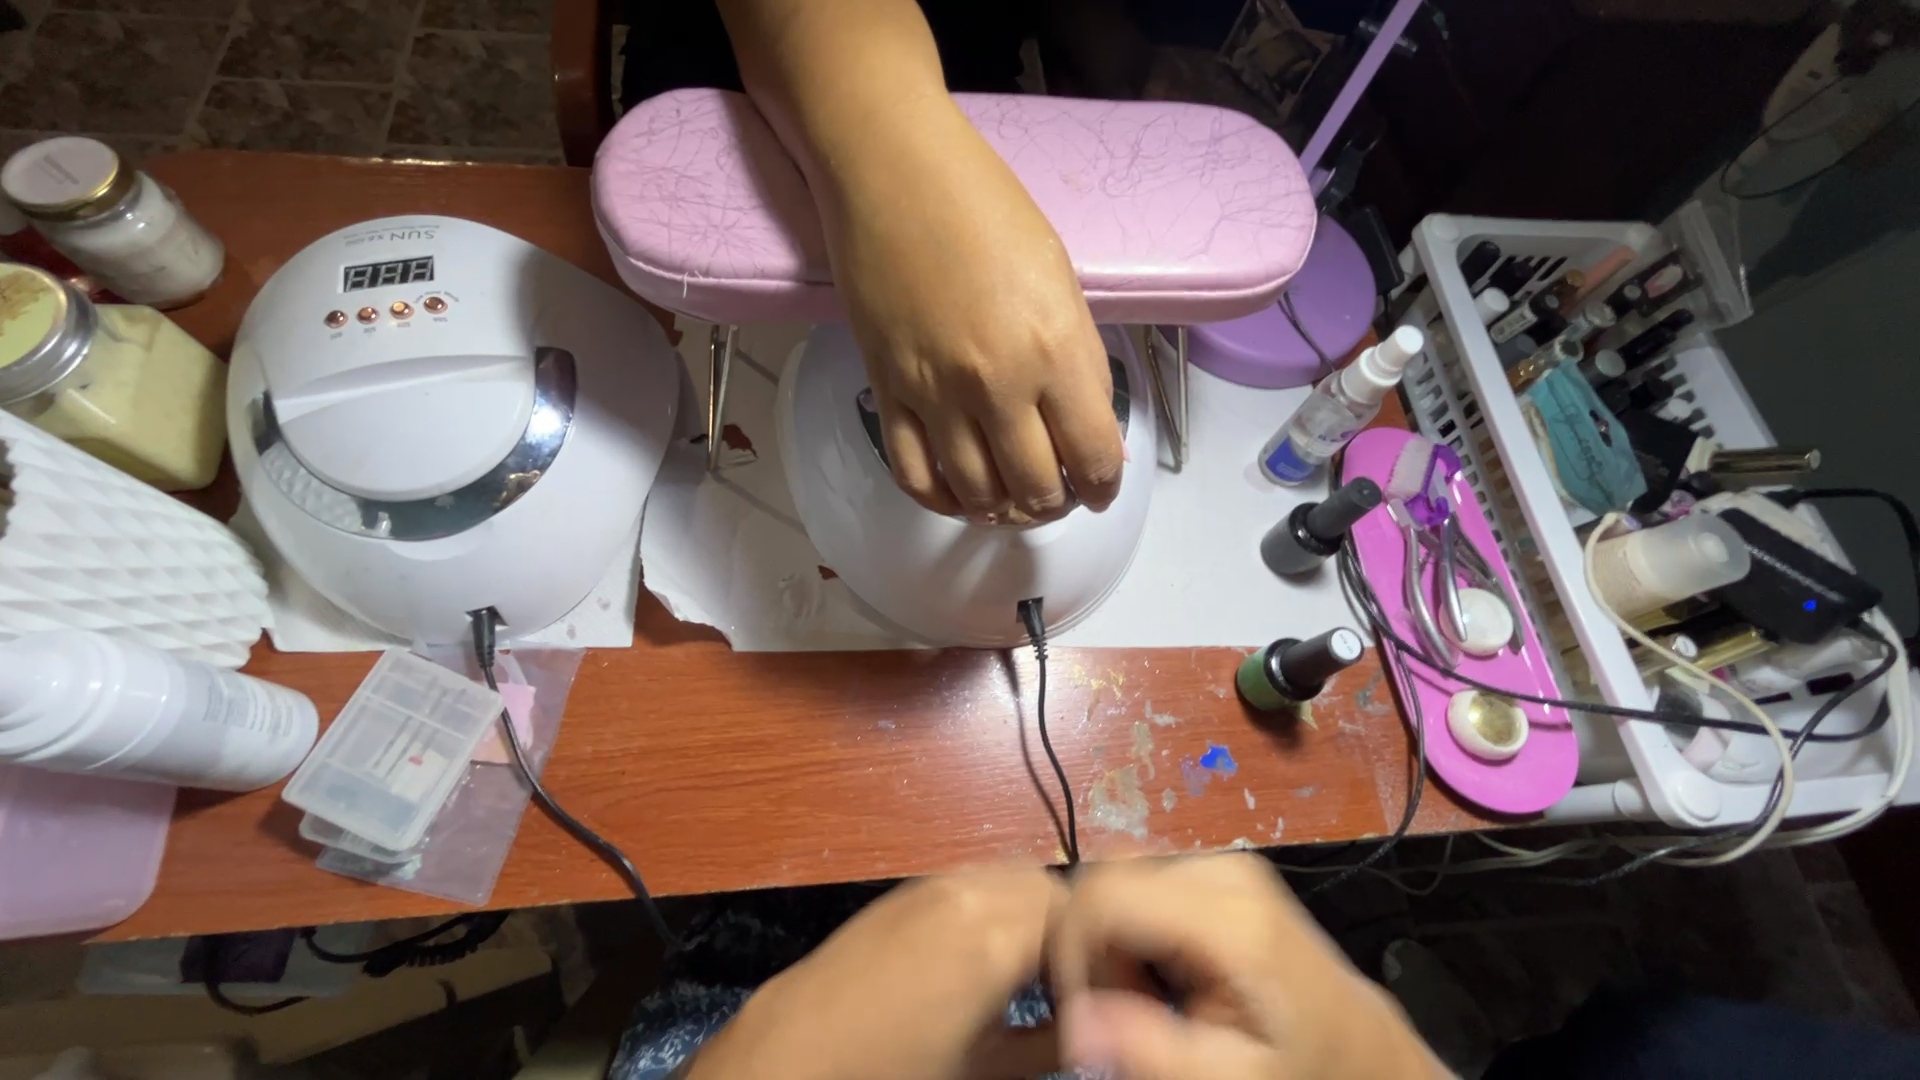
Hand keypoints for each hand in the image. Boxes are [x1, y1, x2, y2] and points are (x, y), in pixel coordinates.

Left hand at [686, 867, 1065, 1079]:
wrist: (797, 1047)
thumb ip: (1051, 1044)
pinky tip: (986, 951)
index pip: (1080, 921)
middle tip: (1067, 987)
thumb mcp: (986, 1070)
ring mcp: (937, 881)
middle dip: (1069, 930)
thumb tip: (1091, 1029)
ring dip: (1034, 911)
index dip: (1098, 959)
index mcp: (994, 937)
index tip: (1098, 1000)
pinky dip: (999, 902)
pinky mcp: (912, 884)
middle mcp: (971, 891)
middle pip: (1050, 887)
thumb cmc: (893, 1071)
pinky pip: (977, 878)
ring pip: (1014, 875)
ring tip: (1029, 970)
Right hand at [814, 98, 1125, 521]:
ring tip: (1013, 501)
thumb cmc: (989, 211)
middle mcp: (997, 386)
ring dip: (1004, 511)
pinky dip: (944, 502)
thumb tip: (1091, 436)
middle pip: (1035, 489)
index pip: (1094, 457)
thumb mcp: (1062, 283)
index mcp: (1055, 350)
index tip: (1100, 490)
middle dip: (1056, 504)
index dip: (1105, 487)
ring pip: (977, 496)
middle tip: (1058, 495)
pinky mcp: (888, 394)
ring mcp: (936, 396)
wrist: (893, 174)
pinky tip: (961, 498)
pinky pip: (915, 477)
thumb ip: (1080, 366)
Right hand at [1049, 855, 1445, 1079]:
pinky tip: (1161, 974)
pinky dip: (1132, 929)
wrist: (1367, 1050)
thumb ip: (1151, 1052)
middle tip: (1122, 1014)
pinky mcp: (1217, 867)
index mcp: (1229, 918)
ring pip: (1118, 881)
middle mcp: (1222, 870)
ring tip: (1146, 1000)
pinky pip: (1141, 884)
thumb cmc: (1304, 1072)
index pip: (1106, 895)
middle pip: (1107, 884)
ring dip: (1111, 941)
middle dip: (1093, 947)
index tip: (1083, 1012)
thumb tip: (1073, 1023)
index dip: (1073, 947)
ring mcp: (1221, 862)